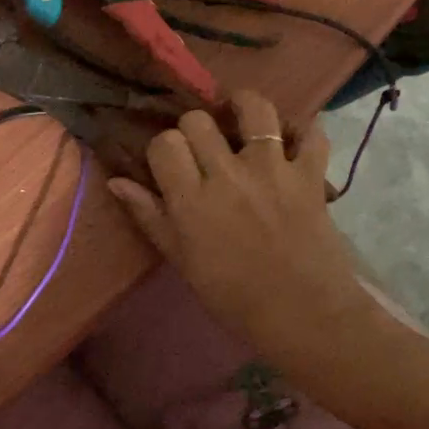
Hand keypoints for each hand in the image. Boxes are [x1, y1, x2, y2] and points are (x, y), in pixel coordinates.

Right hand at [107, 91, 381, 345]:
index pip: (164, 142)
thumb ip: (150, 215)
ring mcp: (272, 171)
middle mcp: (227, 175)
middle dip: (196, 130)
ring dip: (246, 108)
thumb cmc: (234, 297)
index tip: (172, 166)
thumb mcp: (182, 260)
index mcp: (191, 199)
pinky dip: (305, 131)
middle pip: (198, 120)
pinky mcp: (310, 176)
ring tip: (243, 121)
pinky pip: (312, 134)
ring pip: (255, 110)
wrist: (306, 319)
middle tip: (205, 151)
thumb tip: (117, 182)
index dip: (164, 150)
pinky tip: (292, 141)